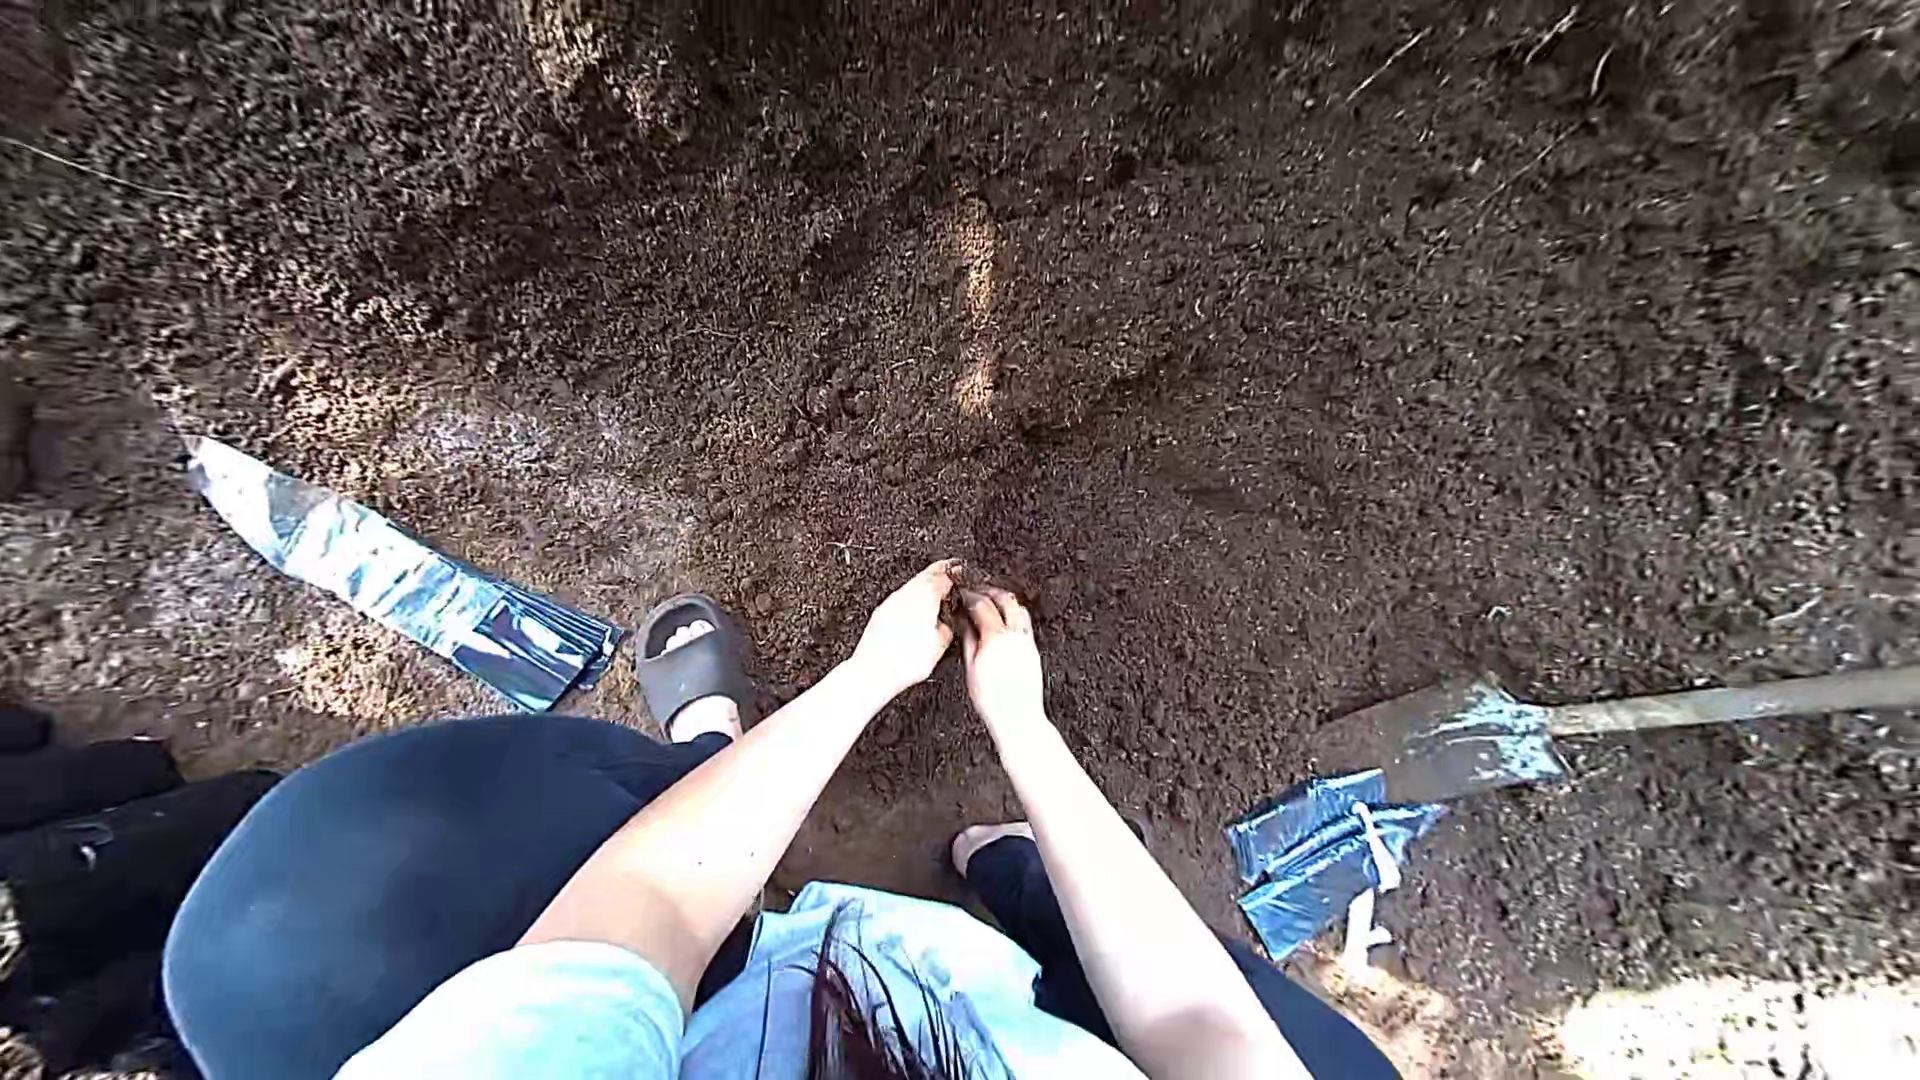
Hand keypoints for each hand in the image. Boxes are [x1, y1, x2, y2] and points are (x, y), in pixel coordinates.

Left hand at [850, 559, 959, 695]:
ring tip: (933, 594)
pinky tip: (914, 611)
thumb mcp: (940, 644)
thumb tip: (948, 625)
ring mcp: (892, 602)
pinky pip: (900, 598)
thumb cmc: (905, 660)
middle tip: (948, 573)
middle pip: (926, 575)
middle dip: (939, 574)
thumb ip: (948, 628)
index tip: (960, 573)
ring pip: (912, 585)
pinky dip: (911, 599)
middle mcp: (907, 593)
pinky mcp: (881, 613)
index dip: (954, 574)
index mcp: (926, 595)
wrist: (874, 671)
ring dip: (924, 585)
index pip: (944, 575)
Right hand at [960, 588, 1046, 734]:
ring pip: (1019, 608)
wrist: (1018, 718)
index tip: (962, 594)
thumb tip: (963, 622)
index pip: (982, 604)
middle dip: (990, 590)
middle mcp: (1015, 635)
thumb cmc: (993, 701)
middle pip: (1006, 599)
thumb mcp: (970, 668)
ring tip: (991, 603)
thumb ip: (968, 639)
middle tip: (977, 591)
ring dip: (1004, 600)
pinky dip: (1013, 614)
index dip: (970, 595)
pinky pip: (1025, 622)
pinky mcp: (1033, 649)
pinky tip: (1003, 621)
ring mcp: (1027, 641)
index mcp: (996, 638)